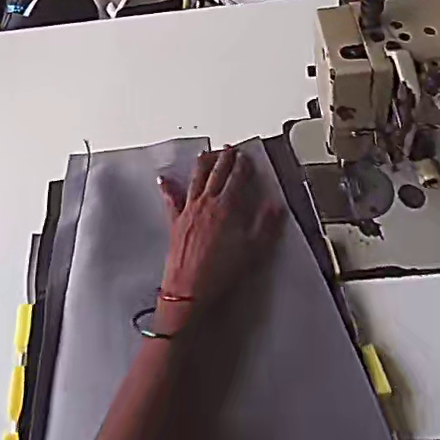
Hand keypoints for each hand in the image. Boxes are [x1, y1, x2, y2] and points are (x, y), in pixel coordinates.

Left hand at [154, 147, 282, 331]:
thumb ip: (265, 225)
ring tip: (206, 154)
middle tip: (229, 149)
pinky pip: (170, 199)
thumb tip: (275, 206)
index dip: (242, 166)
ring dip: (202, 164)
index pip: (237, 179)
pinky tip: (163, 179)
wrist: (189, 289)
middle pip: (217, 173)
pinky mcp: (175, 221)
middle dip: (224, 159)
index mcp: (226, 207)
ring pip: (195, 178)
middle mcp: (206, 203)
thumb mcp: (252, 250)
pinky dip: (167, 187)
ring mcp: (189, 210)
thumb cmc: (220, 271)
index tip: (246, 157)